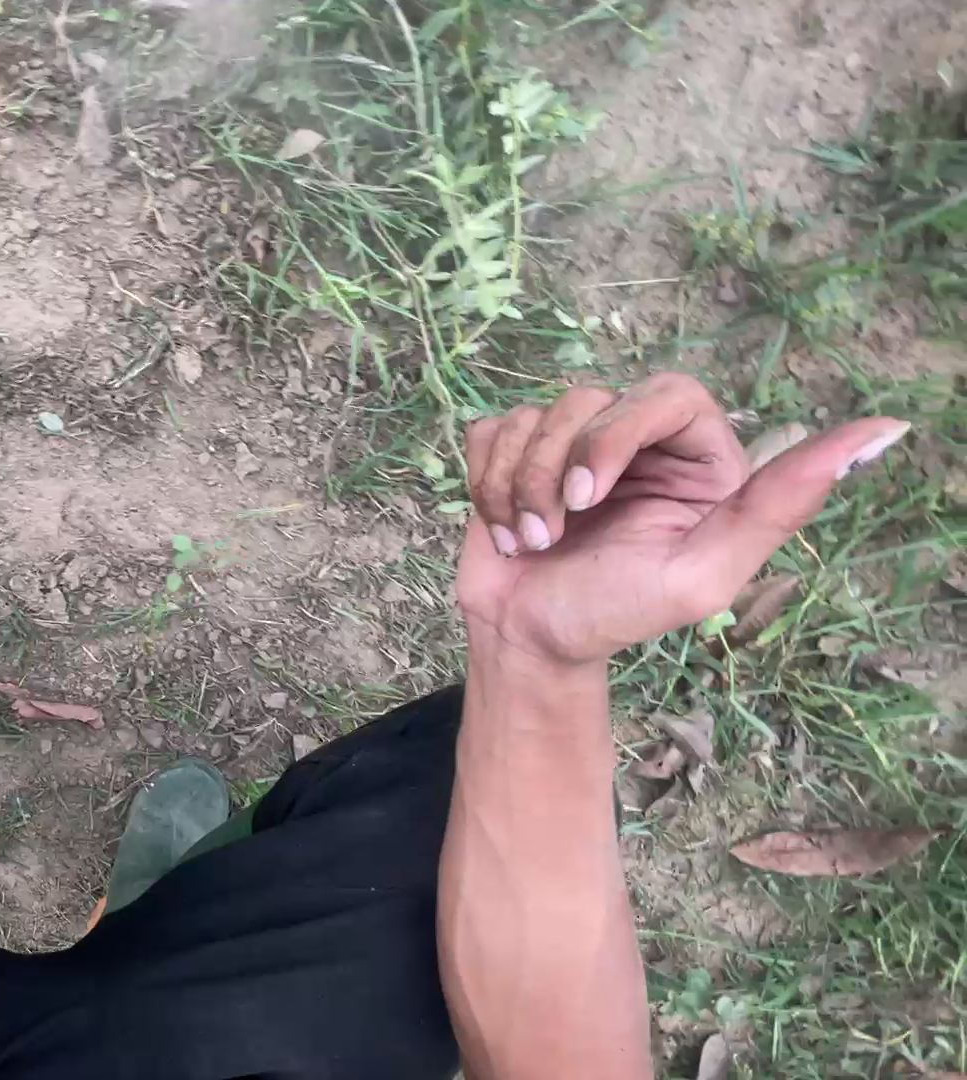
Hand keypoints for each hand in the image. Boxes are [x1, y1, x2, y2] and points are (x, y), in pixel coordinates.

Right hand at [458, 373, 909, 668]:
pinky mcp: (507, 459)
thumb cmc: (610, 614)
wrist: (523, 636)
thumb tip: (882, 430)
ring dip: (513, 486)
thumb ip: (777, 506)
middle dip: (549, 468)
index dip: (613, 435)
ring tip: (527, 538)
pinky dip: (483, 480)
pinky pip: (488, 434)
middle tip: (550, 533)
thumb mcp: (699, 574)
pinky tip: (502, 524)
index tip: (584, 498)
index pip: (665, 396)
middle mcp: (630, 445)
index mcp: (694, 464)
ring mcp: (562, 450)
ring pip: (528, 419)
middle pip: (584, 400)